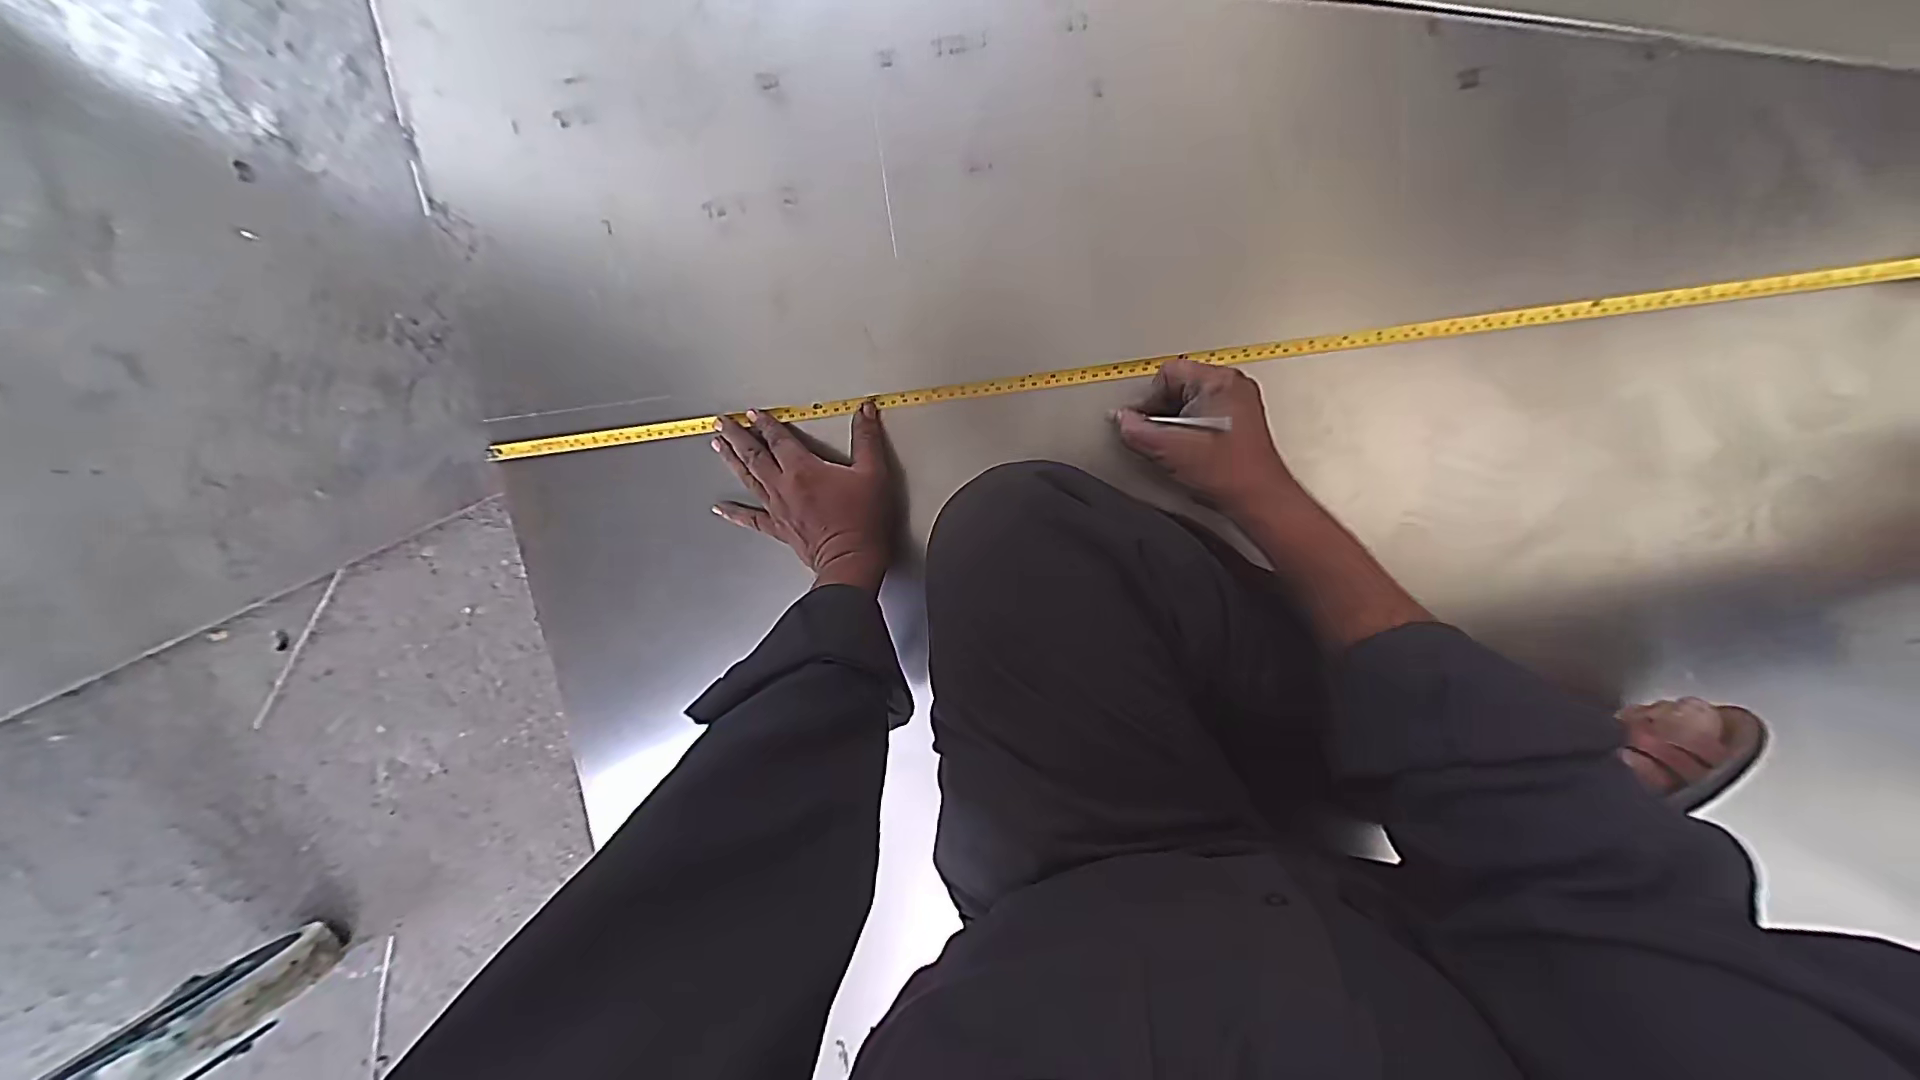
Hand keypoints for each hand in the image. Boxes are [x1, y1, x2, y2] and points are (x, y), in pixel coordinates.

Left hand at [712, 401, 895, 591]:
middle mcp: (784, 486)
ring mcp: (779, 509)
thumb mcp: (873, 473)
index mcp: (803, 469)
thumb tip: (864, 413)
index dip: (765, 422)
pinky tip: (721, 508)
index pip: (778, 438)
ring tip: (718, 446)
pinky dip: (734, 512)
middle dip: (737, 435)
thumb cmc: (862, 521)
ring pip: (748, 479)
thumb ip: (867, 439)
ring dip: (731, 460)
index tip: (753, 413)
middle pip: (754, 455)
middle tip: (722, 422)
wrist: (852, 559)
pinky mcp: (780, 529)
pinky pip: (751, 519)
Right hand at [1112, 359, 1297, 511]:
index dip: (1147, 401)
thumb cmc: (1228, 473)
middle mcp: (1234, 385)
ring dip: (1176, 422)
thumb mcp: (1167, 449)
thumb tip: (1122, 420)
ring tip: (1179, 447)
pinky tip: (1192, 451)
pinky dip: (1191, 429)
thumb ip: (1136, 430)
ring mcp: (1240, 401)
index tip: (1142, 423)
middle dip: (1162, 412)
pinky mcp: (1241, 420)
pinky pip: (1204, 414)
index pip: (1166, 374)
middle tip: (1162, 437)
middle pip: (1178, 385)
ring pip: (1190, 401)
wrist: (1257, 498)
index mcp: (1219, 381)